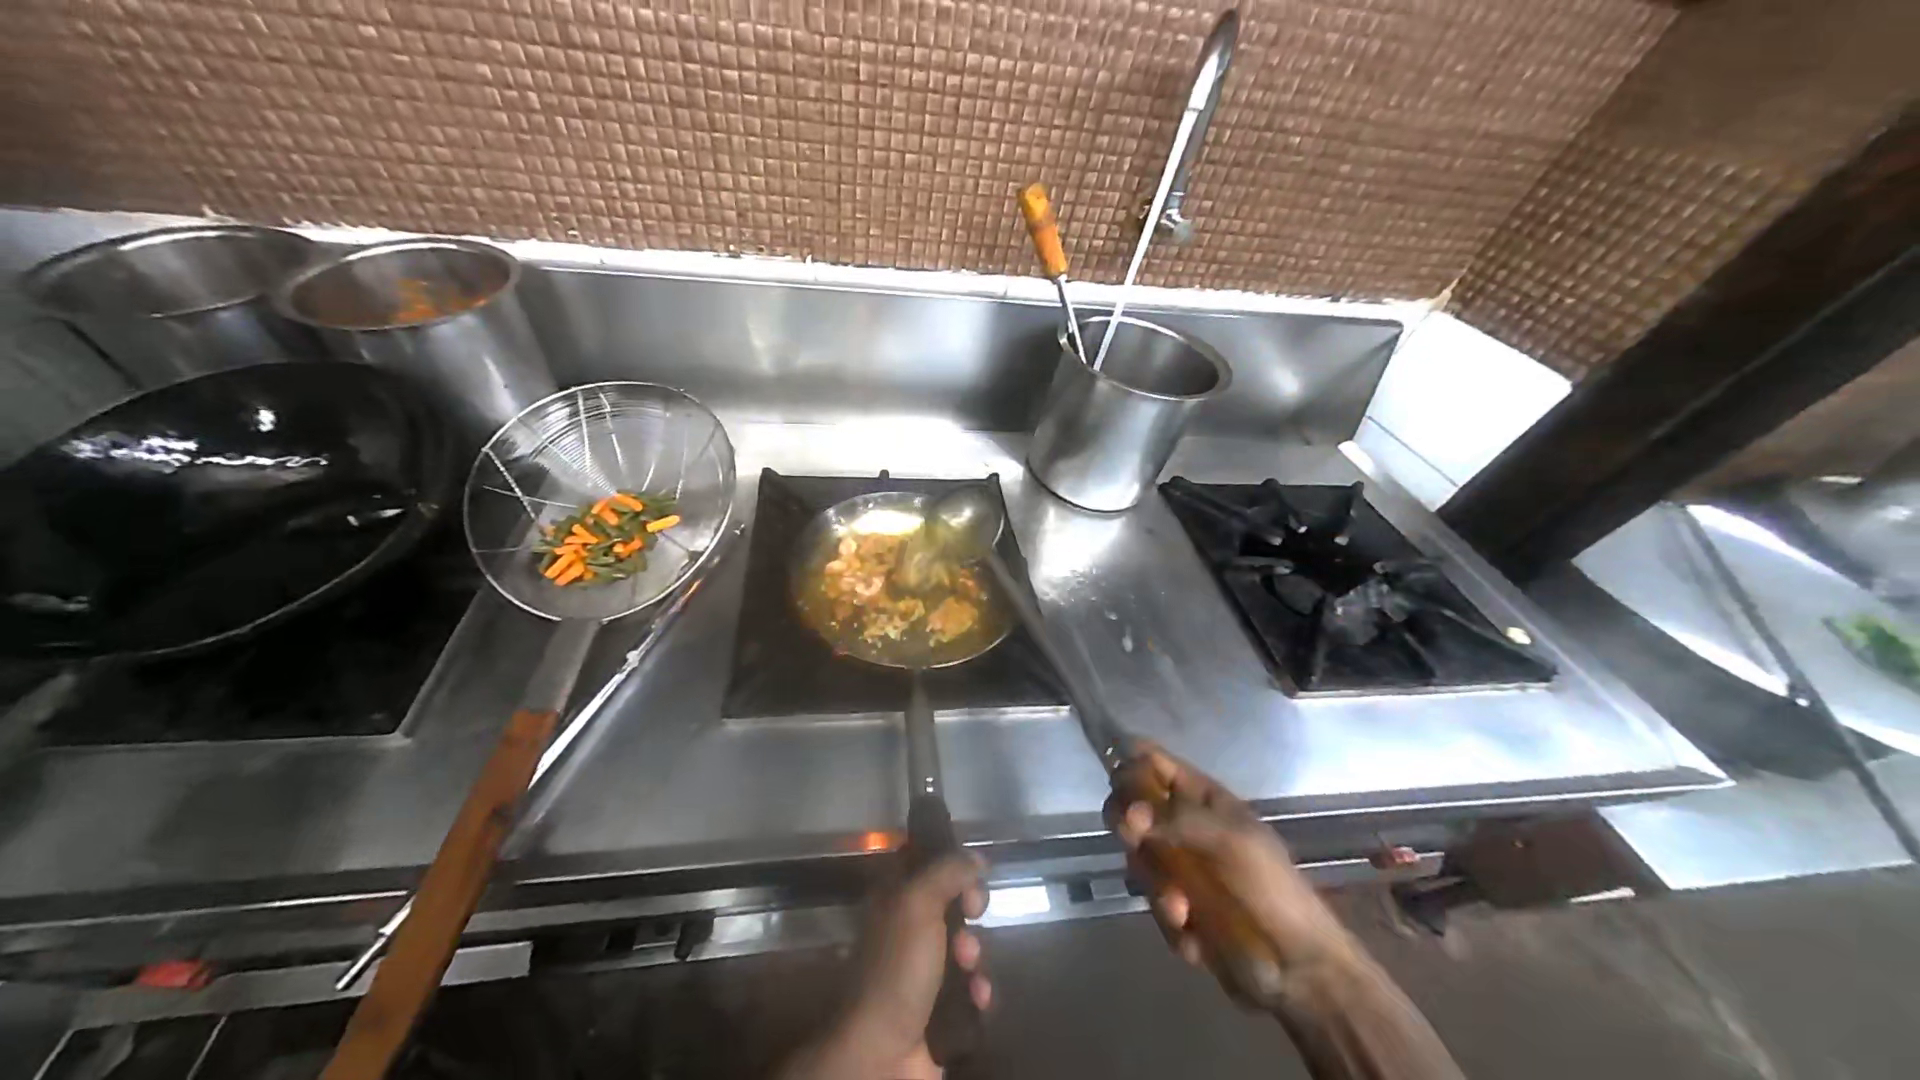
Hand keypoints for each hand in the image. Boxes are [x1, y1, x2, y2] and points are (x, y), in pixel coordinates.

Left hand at [779, 852, 990, 1079]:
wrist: (883, 1053)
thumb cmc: (898, 968)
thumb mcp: (919, 904)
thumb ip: (948, 871)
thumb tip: (976, 857)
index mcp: (893, 897)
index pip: (923, 861)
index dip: (950, 861)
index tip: (972, 870)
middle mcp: (907, 928)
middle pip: (951, 902)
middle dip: (970, 911)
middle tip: (974, 916)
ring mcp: (923, 968)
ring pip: (965, 945)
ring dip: (975, 955)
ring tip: (969, 970)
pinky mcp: (941, 1005)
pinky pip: (971, 986)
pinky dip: (978, 990)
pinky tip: (977, 999)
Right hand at [1104, 745, 1361, 1000]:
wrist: (1300, 969)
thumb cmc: (1271, 889)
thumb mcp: (1231, 841)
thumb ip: (1178, 819)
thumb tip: (1129, 814)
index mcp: (1201, 798)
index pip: (1153, 762)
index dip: (1131, 768)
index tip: (1124, 792)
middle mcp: (1183, 826)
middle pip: (1131, 807)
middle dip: (1128, 826)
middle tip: (1134, 840)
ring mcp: (1178, 867)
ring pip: (1137, 859)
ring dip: (1155, 885)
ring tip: (1181, 911)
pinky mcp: (1176, 909)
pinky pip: (1151, 903)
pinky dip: (1169, 922)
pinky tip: (1193, 939)